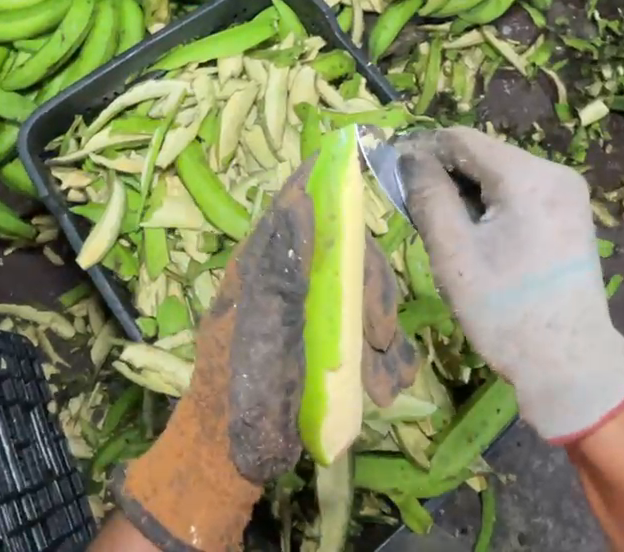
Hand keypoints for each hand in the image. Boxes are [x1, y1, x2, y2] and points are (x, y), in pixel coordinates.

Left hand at [114, 158, 416, 550]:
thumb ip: (282, 269)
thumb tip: (299, 200)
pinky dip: (389, 357)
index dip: (324, 178)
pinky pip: (373, 335)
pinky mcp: (331, 345)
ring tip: (384, 383)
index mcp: (263, 265)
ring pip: (366, 293)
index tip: (355, 159)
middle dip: (372, 290)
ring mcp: (313, 312)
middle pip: (347, 252)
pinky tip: (389, 386)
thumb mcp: (258, 333)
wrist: (234, 464)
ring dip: (384, 334)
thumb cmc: (236, 397)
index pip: (295, 204)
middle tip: (382, 336)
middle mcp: (291, 280)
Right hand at [398, 127, 623, 442]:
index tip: (394, 174)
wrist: (570, 367)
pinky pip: (521, 193)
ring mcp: (568, 194)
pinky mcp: (571, 215)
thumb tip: (409, 157)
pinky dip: (494, 204)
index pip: (462, 139)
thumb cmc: (506, 312)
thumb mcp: (454, 253)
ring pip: (501, 174)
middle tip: (418, 211)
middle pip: (484, 156)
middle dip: (448, 176)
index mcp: (528, 176)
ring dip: (470, 193)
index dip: (424, 151)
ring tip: (448, 231)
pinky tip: (480, 237)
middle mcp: (555, 173)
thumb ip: (428, 195)